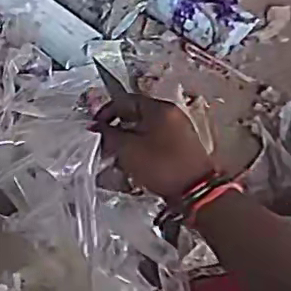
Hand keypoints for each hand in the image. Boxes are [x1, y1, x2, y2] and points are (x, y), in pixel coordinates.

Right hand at [93, 95, 217, 199]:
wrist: (195, 190)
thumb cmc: (160, 164)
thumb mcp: (126, 148)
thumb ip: (107, 134)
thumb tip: (95, 127)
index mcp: (159, 109)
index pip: (125, 100)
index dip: (105, 112)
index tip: (95, 127)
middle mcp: (171, 115)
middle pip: (134, 114)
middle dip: (116, 127)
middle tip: (103, 141)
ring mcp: (178, 130)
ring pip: (143, 128)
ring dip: (127, 138)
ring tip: (115, 153)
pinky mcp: (180, 146)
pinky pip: (153, 139)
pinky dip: (140, 146)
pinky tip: (132, 160)